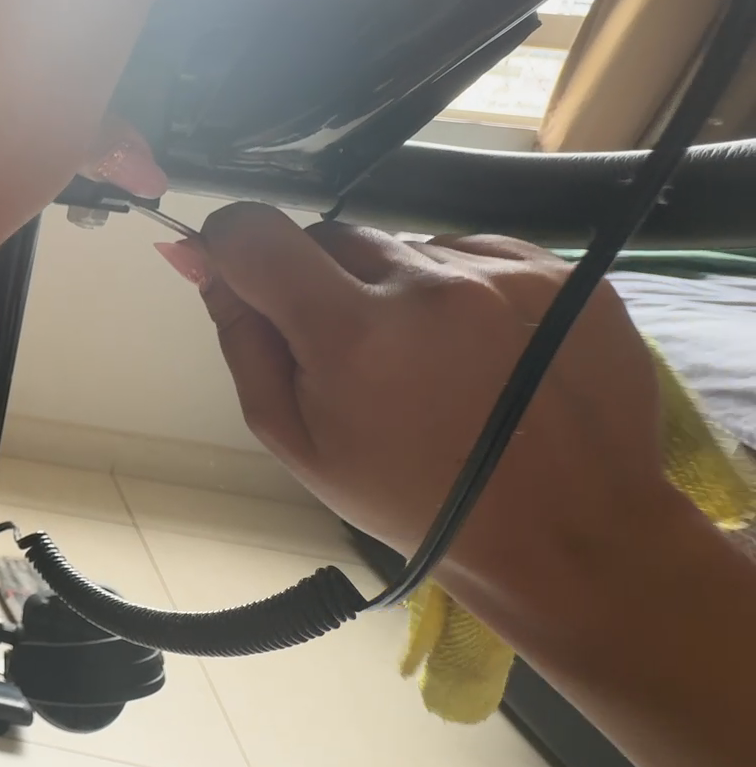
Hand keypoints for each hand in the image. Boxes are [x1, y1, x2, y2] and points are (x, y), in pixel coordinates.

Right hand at [171, 203, 671, 596]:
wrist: (568, 533)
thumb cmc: (403, 494)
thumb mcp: (287, 432)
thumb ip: (239, 336)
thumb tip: (197, 258)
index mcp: (352, 334)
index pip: (254, 232)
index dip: (226, 242)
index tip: (233, 270)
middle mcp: (428, 287)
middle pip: (322, 236)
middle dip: (309, 278)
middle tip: (335, 343)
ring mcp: (502, 274)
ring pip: (390, 244)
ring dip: (378, 283)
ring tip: (412, 350)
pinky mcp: (557, 272)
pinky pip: (458, 248)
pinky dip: (442, 283)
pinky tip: (464, 341)